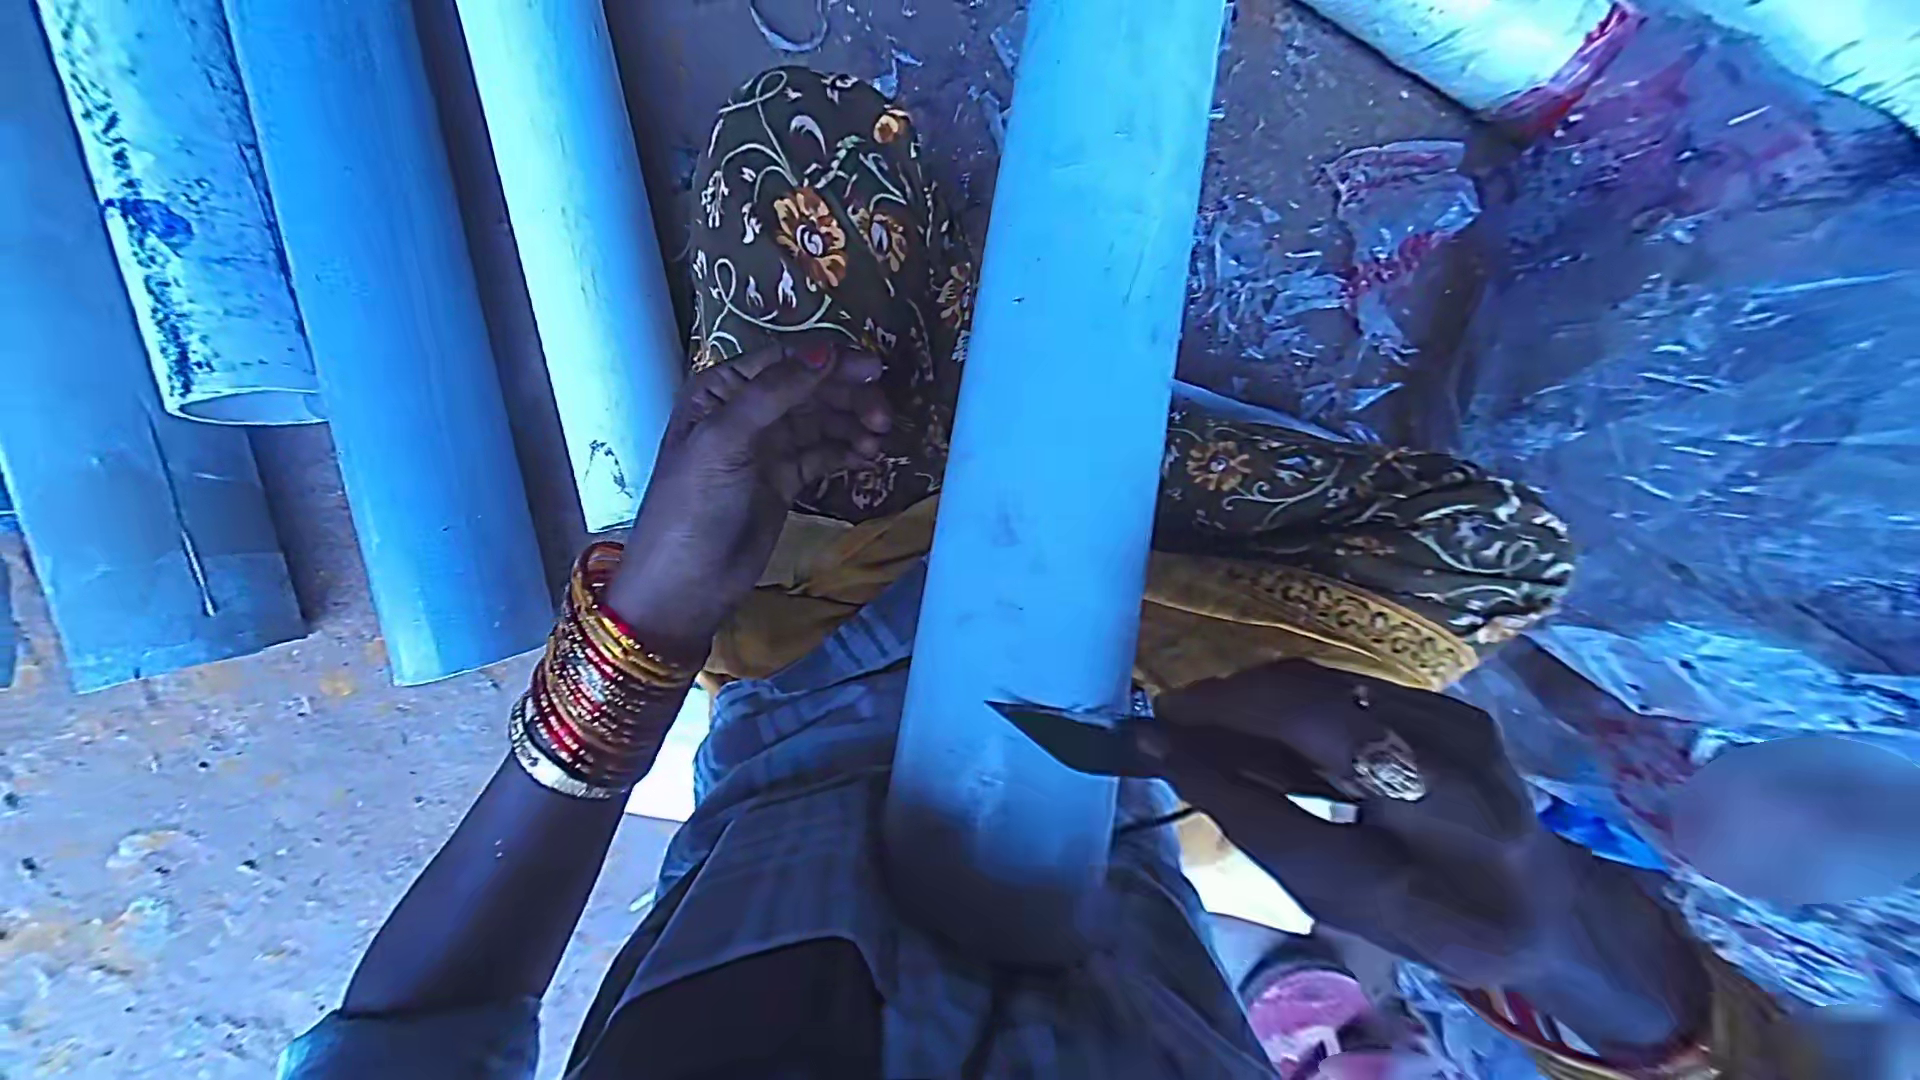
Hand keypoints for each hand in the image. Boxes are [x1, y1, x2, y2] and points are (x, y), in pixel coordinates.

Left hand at [605, 341, 889, 652]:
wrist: (689, 583)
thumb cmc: (694, 505)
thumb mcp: (726, 439)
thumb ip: (775, 392)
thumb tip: (827, 351)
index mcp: (723, 390)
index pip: (786, 361)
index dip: (831, 361)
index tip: (874, 370)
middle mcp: (748, 411)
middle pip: (810, 390)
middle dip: (849, 398)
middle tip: (883, 418)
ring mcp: (768, 447)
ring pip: (822, 422)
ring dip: (853, 426)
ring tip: (877, 442)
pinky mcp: (785, 479)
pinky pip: (824, 454)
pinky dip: (847, 452)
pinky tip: (868, 458)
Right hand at [1156, 659, 1707, 1054]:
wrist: (1546, 902)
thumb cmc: (1420, 917)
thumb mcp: (1338, 904)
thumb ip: (1258, 827)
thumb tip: (1174, 753)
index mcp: (1437, 907)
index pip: (1297, 835)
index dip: (1213, 782)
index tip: (1153, 744)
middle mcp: (1469, 818)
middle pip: (1324, 727)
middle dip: (1231, 708)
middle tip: (1173, 711)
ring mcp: (1470, 746)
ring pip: (1326, 691)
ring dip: (1250, 694)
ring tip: (1204, 711)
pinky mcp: (1457, 708)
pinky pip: (1341, 683)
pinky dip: (1284, 692)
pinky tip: (1257, 708)